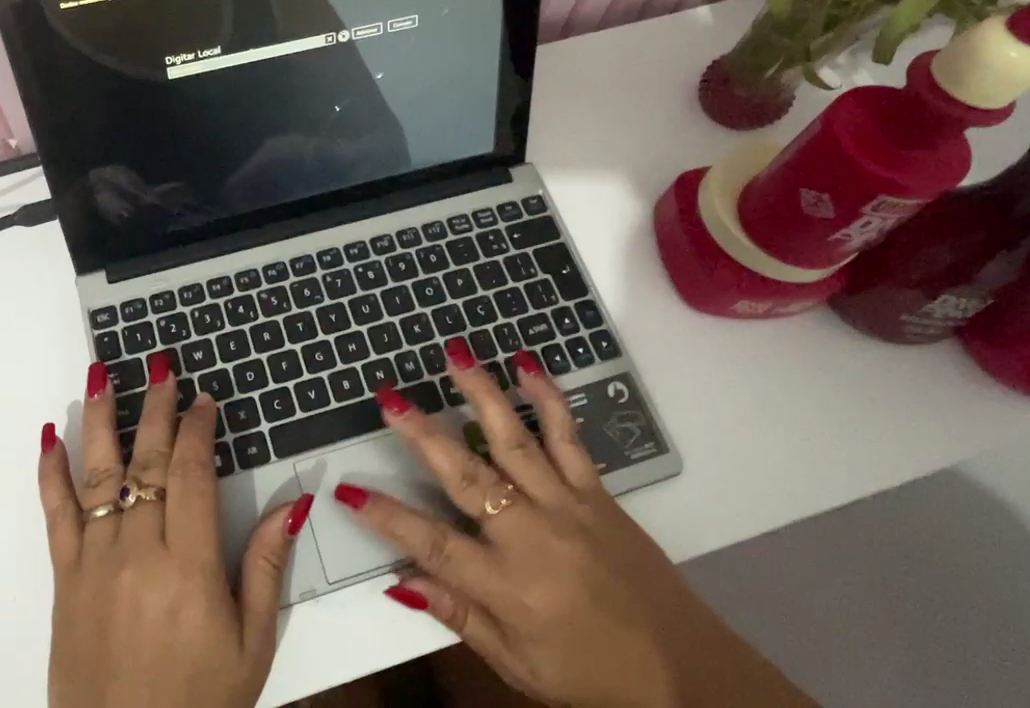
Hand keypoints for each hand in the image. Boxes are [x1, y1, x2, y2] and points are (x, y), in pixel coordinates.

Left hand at [38, 351, 312, 707]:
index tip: (203, 399)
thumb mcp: (252, 644)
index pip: (190, 474)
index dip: (196, 429)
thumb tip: (294, 503)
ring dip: (100, 419)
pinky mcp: (64, 578)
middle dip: (155, 407)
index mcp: (189, 565)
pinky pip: (54, 514)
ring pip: (96, 474)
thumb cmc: (199, 699)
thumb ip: (266, 567)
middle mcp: (137, 550)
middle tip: (161, 365)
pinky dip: (49, 472)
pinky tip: (49, 436)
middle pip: (145, 461)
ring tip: (101, 374)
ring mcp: (93, 561)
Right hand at [336, 342, 817, 707]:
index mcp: (507, 586)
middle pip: (466, 477)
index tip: (347, 490)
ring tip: (455, 355)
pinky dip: (547, 398)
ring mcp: (568, 506)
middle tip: (388, 398)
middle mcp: (532, 536)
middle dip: (422, 435)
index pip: (431, 544)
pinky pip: (568, 438)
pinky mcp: (597, 493)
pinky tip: (528, 364)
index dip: (386, 517)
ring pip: (515, 441)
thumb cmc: (591, 674)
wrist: (682, 670)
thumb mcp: (518, 665)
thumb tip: (400, 582)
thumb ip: (459, 616)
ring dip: (481, 394)